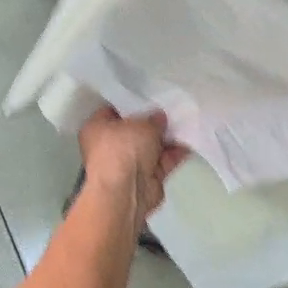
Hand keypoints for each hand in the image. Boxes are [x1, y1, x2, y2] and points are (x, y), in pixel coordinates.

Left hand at [76, 106, 188, 225]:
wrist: (127, 191)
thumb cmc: (123, 150)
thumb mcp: (141, 124)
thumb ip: (154, 118)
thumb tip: (160, 117)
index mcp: (97, 128)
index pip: (114, 109)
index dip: (133, 102)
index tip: (152, 95)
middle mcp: (111, 145)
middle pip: (135, 129)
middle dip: (154, 122)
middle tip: (173, 109)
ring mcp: (129, 163)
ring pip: (152, 146)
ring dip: (168, 138)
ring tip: (187, 122)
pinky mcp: (147, 177)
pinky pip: (163, 161)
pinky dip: (175, 153)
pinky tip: (190, 142)